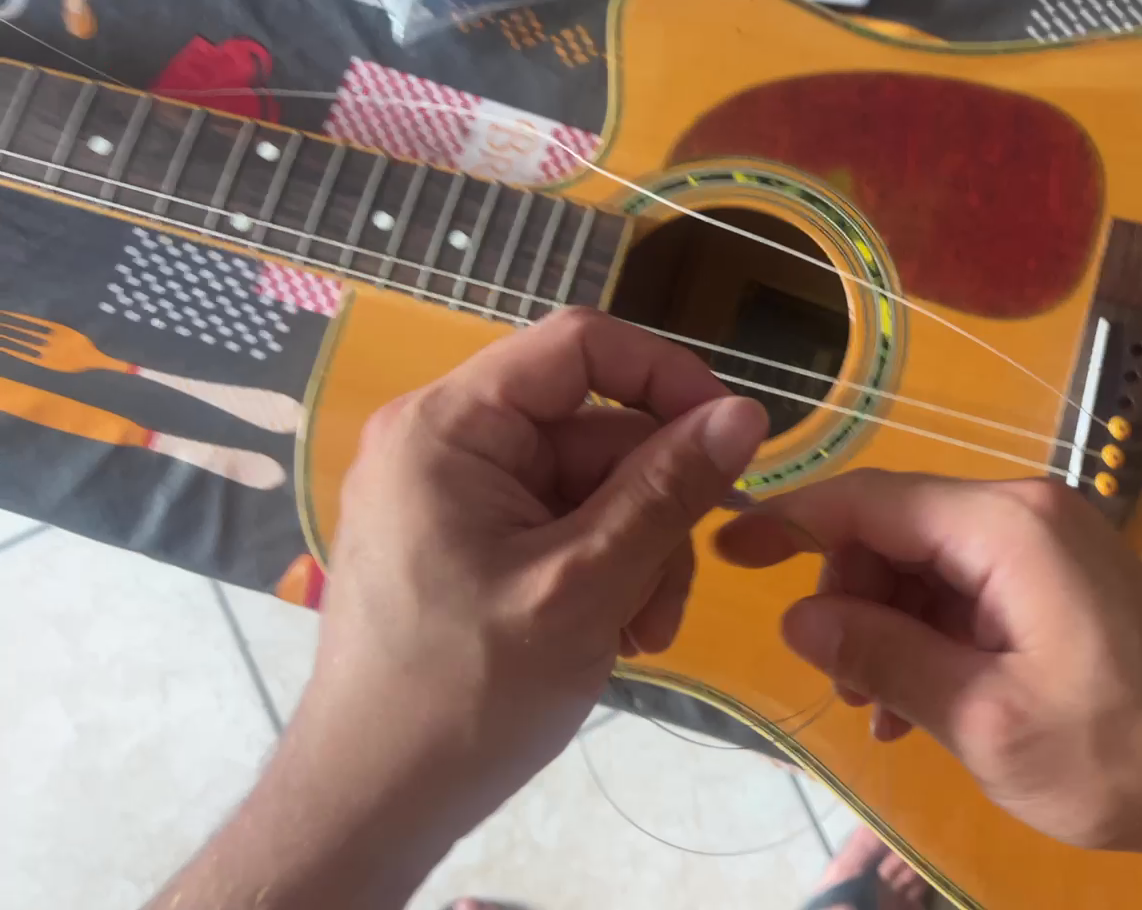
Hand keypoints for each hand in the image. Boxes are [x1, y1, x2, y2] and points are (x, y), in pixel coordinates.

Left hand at [307, 307, 766, 837]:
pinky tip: (623, 628)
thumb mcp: (587, 583)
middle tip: (672, 587)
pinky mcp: (495, 533)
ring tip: (643, 627)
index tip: (730, 434)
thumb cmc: (465, 693)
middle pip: (610, 430)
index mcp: (454, 427)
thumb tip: (749, 413)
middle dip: (660, 508)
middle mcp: (463, 441)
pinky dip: (623, 567)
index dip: (667, 375)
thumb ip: (670, 490)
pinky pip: (591, 519)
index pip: (582, 345)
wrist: (378, 810)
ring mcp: (479, 490)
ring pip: (614, 483)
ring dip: (649, 551)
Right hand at [716, 472, 1141, 909]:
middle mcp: (1030, 509)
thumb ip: (885, 656)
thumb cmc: (1114, 755)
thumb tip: (798, 618)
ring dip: (895, 624)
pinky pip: (975, 582)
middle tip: (845, 685)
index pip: (876, 500)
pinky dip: (938, 629)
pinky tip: (929, 695)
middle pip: (903, 529)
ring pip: (934, 560)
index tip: (729, 545)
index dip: (795, 518)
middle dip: (855, 598)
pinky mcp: (1064, 571)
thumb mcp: (984, 719)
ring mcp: (1052, 538)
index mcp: (1011, 526)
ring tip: (887, 708)